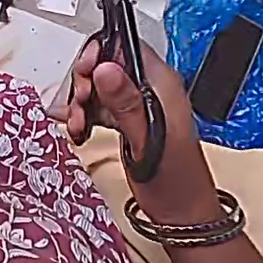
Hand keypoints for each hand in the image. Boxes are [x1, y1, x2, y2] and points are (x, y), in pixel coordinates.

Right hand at [58, 39, 222, 225]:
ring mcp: (138, 105)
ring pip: (99, 86)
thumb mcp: (147, 139)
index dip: (100, 53)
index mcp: (161, 86)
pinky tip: (81, 130)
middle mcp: (150, 90)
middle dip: (86, 81)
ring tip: (81, 124)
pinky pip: (99, 107)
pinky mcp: (127, 120)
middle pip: (107, 65)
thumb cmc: (175, 181)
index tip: (84, 73)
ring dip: (82, 103)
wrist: (181, 216)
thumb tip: (106, 68)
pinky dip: (85, 116)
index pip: (127, 47)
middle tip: (82, 103)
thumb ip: (125, 102)